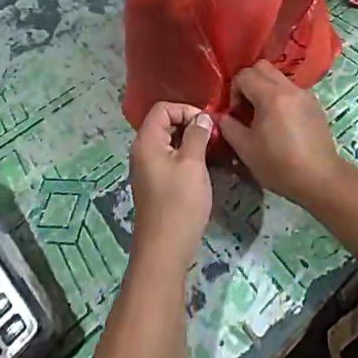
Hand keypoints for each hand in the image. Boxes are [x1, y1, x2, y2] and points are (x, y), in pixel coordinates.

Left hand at [128, 102, 213, 263]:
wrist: (165, 248)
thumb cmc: (179, 202)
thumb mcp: (192, 163)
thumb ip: (197, 135)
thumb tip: (203, 118)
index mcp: (146, 142)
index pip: (162, 109)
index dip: (185, 109)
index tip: (207, 123)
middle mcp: (142, 152)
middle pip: (164, 123)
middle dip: (190, 124)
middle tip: (214, 136)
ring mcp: (148, 169)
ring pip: (170, 142)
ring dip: (191, 141)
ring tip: (214, 150)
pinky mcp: (156, 184)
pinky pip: (171, 159)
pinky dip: (187, 157)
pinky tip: (205, 166)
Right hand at [219, 62, 349, 203]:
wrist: (320, 179)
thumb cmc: (279, 165)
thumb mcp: (246, 149)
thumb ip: (229, 127)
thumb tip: (221, 116)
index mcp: (271, 96)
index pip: (245, 75)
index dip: (234, 90)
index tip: (236, 112)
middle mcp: (290, 88)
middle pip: (263, 67)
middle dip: (249, 82)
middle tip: (246, 107)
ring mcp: (306, 95)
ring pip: (279, 78)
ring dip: (265, 89)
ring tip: (263, 116)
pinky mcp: (315, 105)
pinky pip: (292, 90)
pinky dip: (281, 97)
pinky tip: (281, 123)